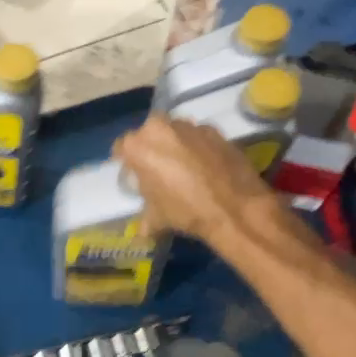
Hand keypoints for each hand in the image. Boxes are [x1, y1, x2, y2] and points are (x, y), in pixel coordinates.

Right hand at [113, 115, 278, 241]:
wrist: (234, 207)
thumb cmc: (185, 210)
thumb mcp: (157, 218)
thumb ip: (145, 218)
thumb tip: (143, 230)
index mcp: (137, 146)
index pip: (121, 148)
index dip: (127, 162)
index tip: (134, 173)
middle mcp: (160, 128)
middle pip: (148, 134)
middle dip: (151, 148)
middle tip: (158, 169)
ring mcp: (189, 126)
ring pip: (174, 132)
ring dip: (175, 145)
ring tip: (185, 167)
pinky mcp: (214, 130)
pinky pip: (198, 136)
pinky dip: (198, 147)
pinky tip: (206, 166)